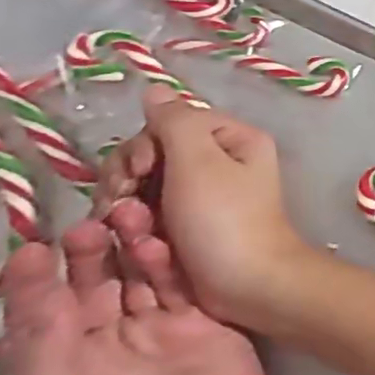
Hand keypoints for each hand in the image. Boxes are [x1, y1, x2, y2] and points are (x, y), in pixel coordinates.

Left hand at [3, 212, 309, 374]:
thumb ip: (43, 358)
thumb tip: (37, 290)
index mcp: (66, 371)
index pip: (43, 316)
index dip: (35, 282)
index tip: (34, 248)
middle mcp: (110, 344)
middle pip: (93, 286)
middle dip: (88, 254)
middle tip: (90, 221)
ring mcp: (160, 331)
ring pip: (138, 278)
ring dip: (129, 246)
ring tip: (126, 214)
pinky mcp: (204, 323)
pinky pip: (181, 286)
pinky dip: (169, 262)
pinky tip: (160, 242)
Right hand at [96, 88, 314, 327]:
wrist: (250, 285)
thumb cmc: (225, 220)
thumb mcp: (200, 161)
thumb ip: (174, 121)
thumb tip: (155, 89)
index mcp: (233, 138)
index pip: (169, 123)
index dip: (144, 146)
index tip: (138, 173)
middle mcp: (221, 161)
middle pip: (152, 155)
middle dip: (128, 179)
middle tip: (124, 208)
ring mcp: (205, 196)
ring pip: (144, 187)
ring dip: (128, 207)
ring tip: (133, 231)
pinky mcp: (190, 227)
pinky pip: (151, 216)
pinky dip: (138, 227)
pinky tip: (137, 244)